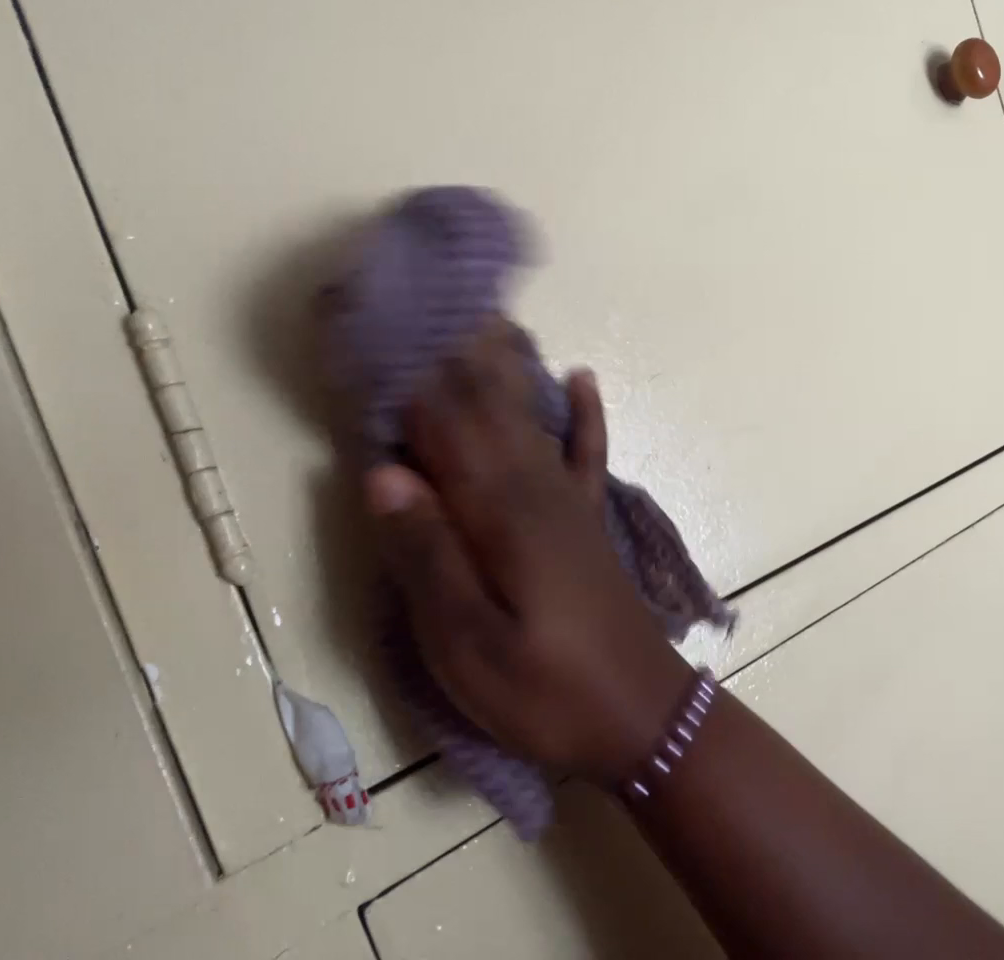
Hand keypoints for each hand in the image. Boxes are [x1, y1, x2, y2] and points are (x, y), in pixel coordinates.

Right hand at [363, 321, 695, 783]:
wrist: (643, 717)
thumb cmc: (547, 693)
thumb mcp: (467, 645)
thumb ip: (427, 556)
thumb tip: (383, 470)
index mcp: (498, 510)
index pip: (438, 419)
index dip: (398, 365)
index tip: (359, 311)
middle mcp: (535, 488)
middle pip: (483, 401)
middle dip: (444, 345)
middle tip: (411, 287)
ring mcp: (568, 502)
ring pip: (529, 413)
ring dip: (502, 360)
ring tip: (480, 306)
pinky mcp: (588, 524)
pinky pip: (586, 452)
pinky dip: (584, 412)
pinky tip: (582, 378)